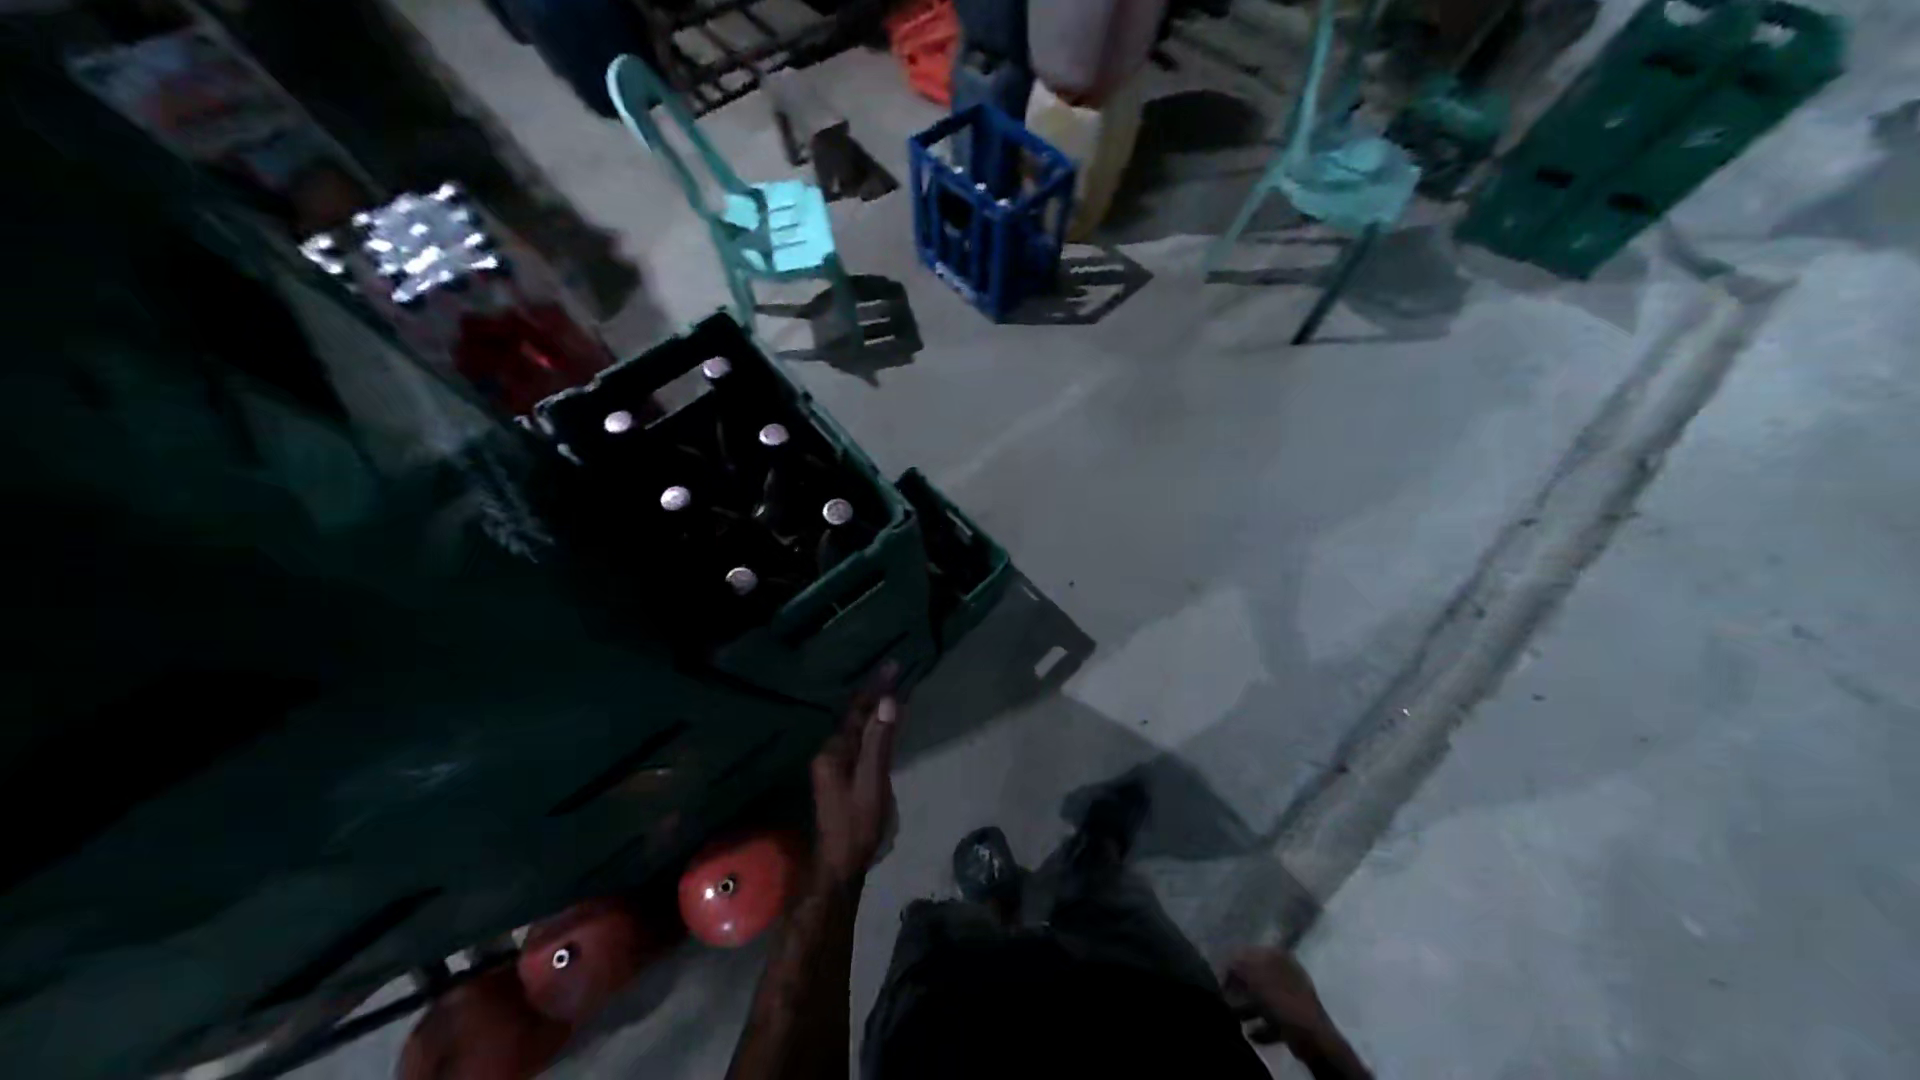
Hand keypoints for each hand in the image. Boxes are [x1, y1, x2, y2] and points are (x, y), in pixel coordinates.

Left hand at [808, 662, 901, 888]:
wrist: (840, 864)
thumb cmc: (858, 824)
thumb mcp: (872, 783)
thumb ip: (879, 742)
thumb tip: (887, 702)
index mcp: (833, 751)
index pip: (857, 710)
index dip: (875, 687)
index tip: (892, 665)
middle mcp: (829, 752)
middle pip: (854, 715)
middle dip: (874, 693)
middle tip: (895, 671)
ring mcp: (833, 764)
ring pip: (855, 727)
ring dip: (873, 708)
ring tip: (892, 690)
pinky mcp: (840, 774)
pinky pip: (857, 740)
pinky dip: (872, 726)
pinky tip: (883, 724)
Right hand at [1224, 947, 1333, 1047]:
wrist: (1313, 1038)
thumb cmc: (1281, 1002)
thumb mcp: (1253, 978)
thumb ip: (1237, 966)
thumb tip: (1227, 962)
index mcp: (1276, 954)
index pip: (1246, 953)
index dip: (1231, 967)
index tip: (1222, 982)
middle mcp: (1286, 969)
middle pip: (1254, 975)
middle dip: (1240, 989)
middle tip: (1229, 1000)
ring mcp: (1292, 993)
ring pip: (1262, 997)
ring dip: (1248, 1007)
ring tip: (1239, 1018)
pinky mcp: (1295, 1015)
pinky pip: (1272, 1016)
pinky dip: (1262, 1023)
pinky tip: (1253, 1031)